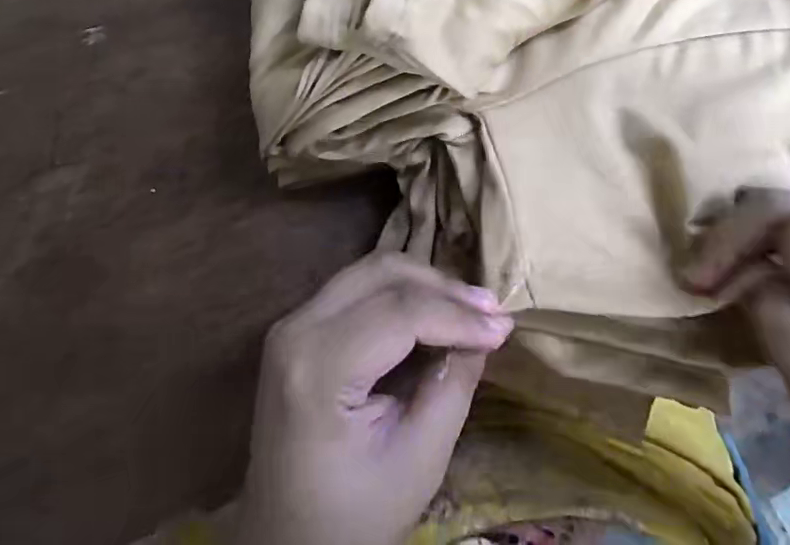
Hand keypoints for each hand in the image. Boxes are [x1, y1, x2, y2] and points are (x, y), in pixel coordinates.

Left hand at [232, 254, 513, 544]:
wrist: (284, 539)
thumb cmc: (353, 514)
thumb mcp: (418, 460)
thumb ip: (453, 387)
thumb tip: (487, 331)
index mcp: (318, 369)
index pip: (400, 313)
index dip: (458, 315)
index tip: (505, 327)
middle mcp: (296, 329)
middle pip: (383, 275)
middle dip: (444, 287)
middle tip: (491, 311)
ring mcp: (291, 323)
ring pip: (370, 271)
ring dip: (424, 282)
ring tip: (471, 307)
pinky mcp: (297, 326)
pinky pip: (356, 287)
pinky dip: (401, 291)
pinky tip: (435, 309)